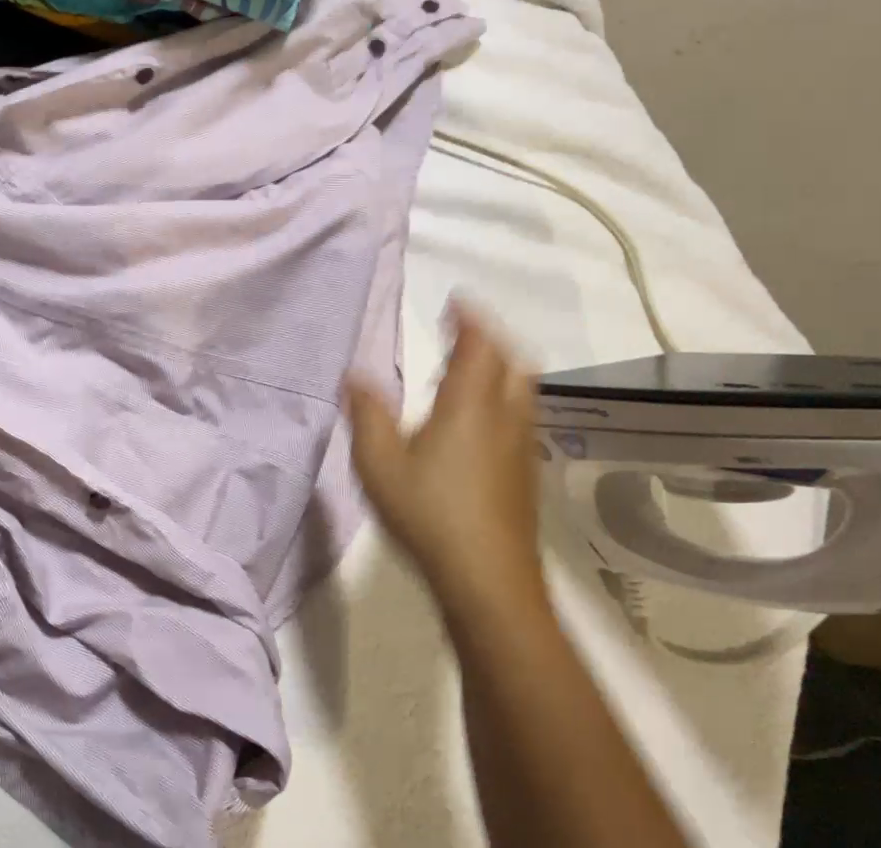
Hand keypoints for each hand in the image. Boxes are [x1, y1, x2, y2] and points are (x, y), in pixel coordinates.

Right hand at [344, 303, 545, 612]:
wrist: (487, 579)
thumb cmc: (427, 512)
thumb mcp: (378, 462)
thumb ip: (367, 412)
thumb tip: (355, 374)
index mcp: (469, 407)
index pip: (479, 348)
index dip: (469, 320)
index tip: (455, 301)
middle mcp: (505, 419)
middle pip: (513, 364)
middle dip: (491, 339)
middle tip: (461, 331)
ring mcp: (522, 448)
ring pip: (523, 391)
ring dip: (500, 368)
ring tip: (466, 369)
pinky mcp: (525, 474)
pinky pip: (520, 415)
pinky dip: (502, 397)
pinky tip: (475, 421)